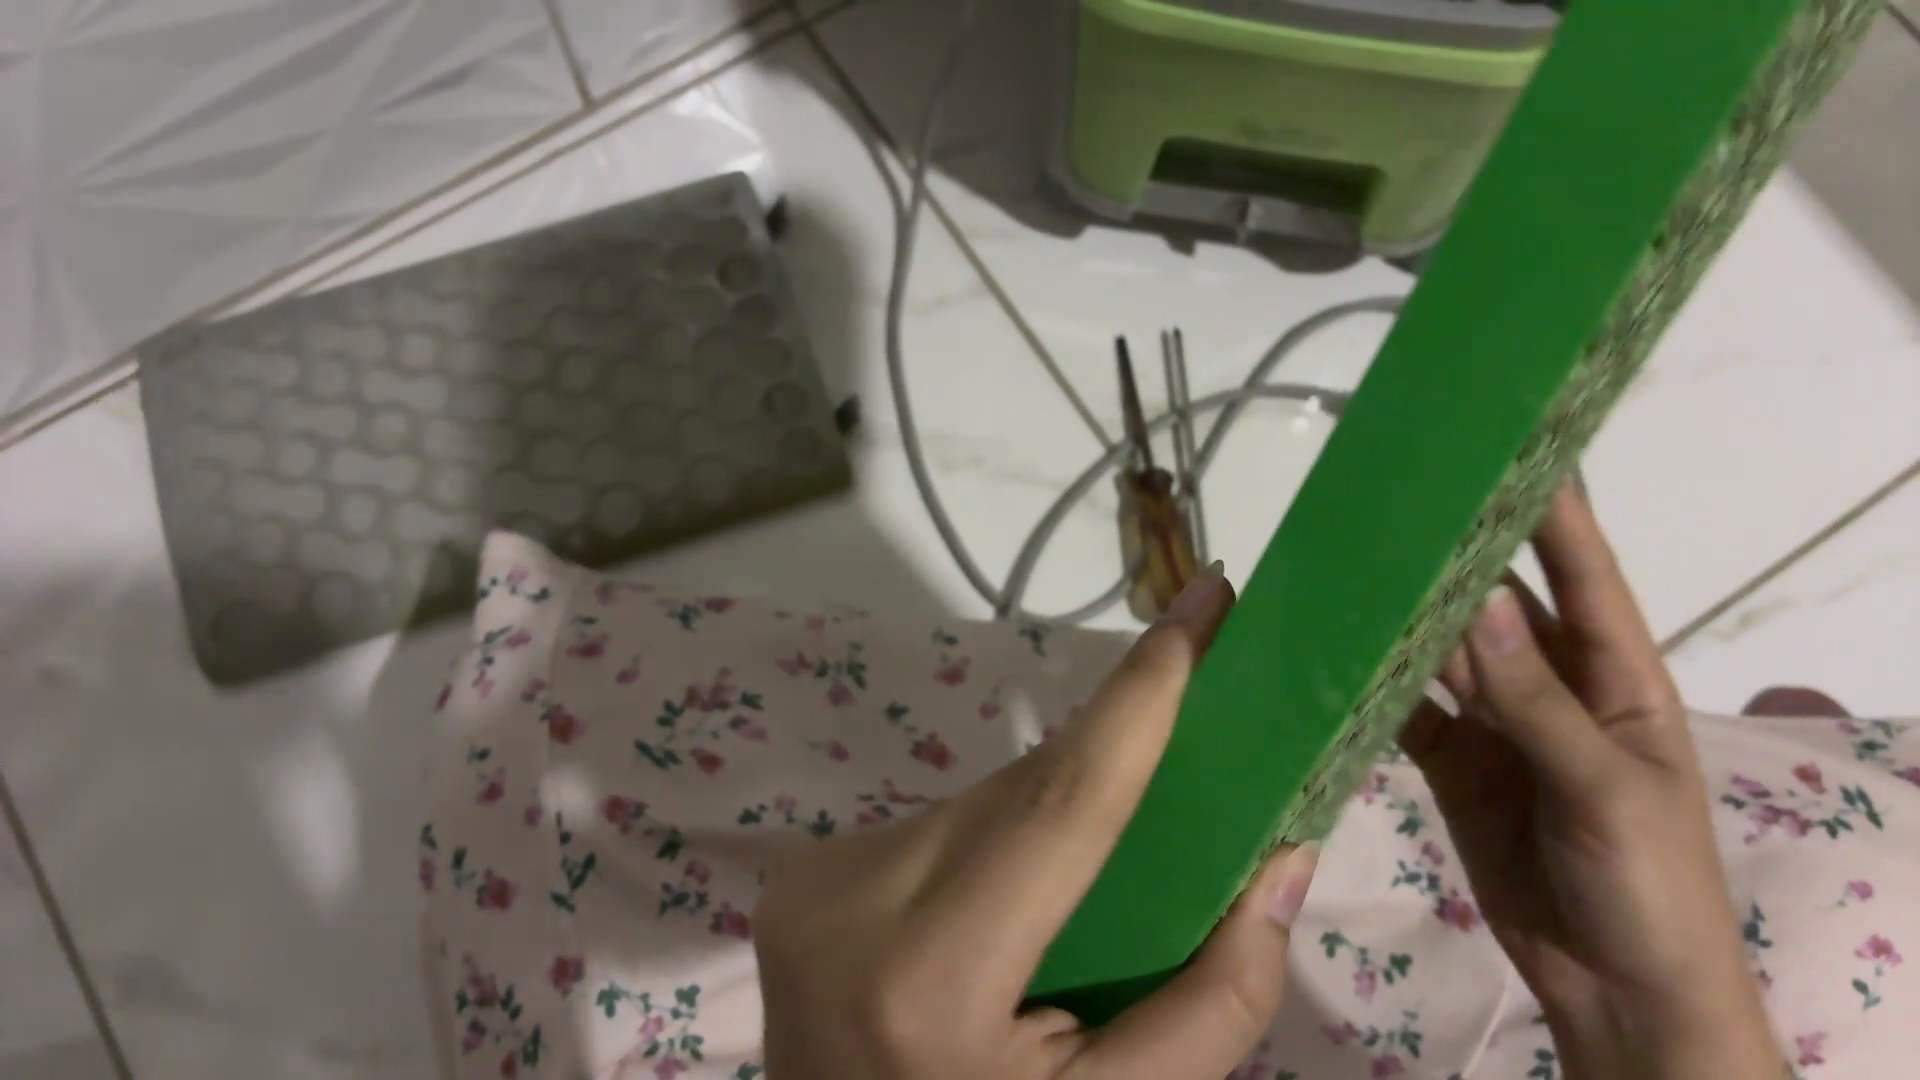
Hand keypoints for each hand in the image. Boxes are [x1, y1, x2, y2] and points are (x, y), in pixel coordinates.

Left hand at [754, 568, 1319, 1078]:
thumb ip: (1214, 1002)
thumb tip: (1282, 862)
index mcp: (932, 973)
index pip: (1065, 799)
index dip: (1142, 696)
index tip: (1202, 599)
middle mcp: (854, 898)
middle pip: (1023, 791)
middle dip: (1115, 746)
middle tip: (1195, 702)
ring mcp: (815, 879)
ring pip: (982, 801)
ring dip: (1057, 798)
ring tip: (1117, 829)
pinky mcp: (805, 874)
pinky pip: (941, 824)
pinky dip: (1003, 831)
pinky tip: (1034, 870)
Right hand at [1402, 485, 1780, 1077]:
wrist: (1615, 991)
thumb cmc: (1647, 884)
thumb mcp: (1604, 787)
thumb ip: (1535, 699)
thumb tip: (1479, 603)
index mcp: (1616, 679)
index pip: (1582, 577)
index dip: (1552, 514)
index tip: (1508, 449)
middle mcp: (1551, 687)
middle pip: (1500, 606)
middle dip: (1458, 556)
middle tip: (1399, 505)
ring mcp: (1496, 725)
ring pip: (1446, 654)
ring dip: (1407, 618)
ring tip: (1354, 568)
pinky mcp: (1451, 762)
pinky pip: (1409, 710)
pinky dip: (1376, 686)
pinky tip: (1339, 657)